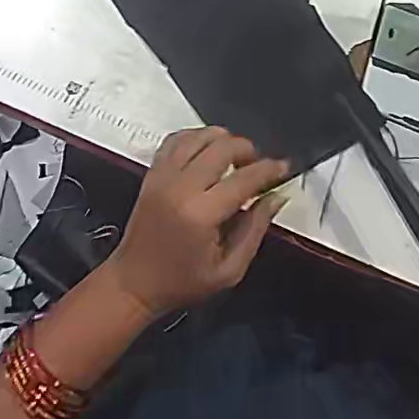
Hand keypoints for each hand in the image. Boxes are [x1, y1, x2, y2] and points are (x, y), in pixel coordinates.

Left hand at [99, 127, 291, 318]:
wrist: (134, 282)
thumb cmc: (182, 282)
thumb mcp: (229, 270)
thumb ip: (255, 229)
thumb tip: (276, 198)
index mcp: (200, 214)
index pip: (244, 179)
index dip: (269, 169)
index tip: (284, 167)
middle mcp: (180, 188)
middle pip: (221, 146)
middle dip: (247, 149)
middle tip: (258, 165)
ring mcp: (163, 176)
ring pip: (197, 136)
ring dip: (222, 139)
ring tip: (235, 157)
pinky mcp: (152, 173)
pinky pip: (174, 140)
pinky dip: (195, 137)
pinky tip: (207, 150)